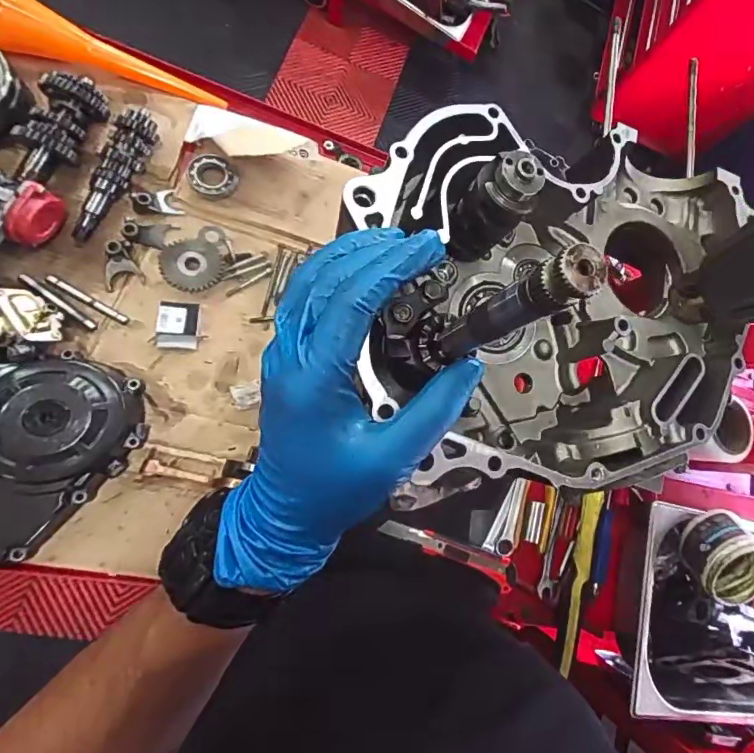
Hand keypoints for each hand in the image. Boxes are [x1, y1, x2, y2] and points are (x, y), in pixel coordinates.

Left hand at [215, 229, 483, 592]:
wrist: (285, 512)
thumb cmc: (332, 489)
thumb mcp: (395, 455)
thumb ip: (436, 408)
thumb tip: (468, 365)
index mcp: (315, 377)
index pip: (352, 300)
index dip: (392, 267)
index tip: (425, 248)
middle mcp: (292, 356)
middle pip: (325, 279)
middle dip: (372, 250)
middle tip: (414, 240)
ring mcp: (285, 353)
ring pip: (308, 281)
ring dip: (349, 253)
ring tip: (389, 240)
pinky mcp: (290, 356)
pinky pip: (306, 297)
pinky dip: (335, 271)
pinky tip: (360, 266)